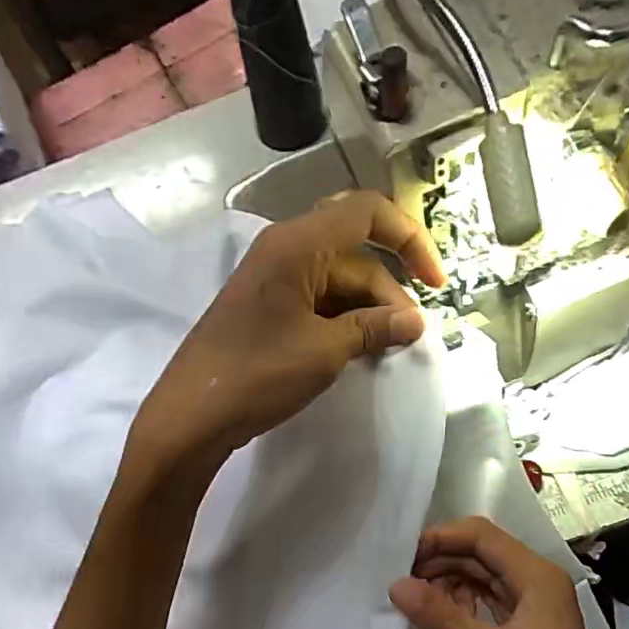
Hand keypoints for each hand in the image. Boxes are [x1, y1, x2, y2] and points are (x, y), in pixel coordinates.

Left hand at [128, 190, 446, 468]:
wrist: (192, 414)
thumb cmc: (258, 374)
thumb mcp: (325, 351)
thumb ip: (373, 328)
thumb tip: (415, 322)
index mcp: (298, 244)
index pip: (367, 214)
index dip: (410, 240)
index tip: (435, 283)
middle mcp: (285, 251)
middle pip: (354, 254)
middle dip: (388, 291)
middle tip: (408, 336)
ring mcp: (272, 280)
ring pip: (337, 281)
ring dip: (367, 310)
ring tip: (387, 348)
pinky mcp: (266, 309)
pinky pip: (316, 301)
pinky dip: (343, 320)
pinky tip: (358, 349)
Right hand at [388, 517, 628, 628]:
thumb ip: (442, 618)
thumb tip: (396, 586)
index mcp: (536, 576)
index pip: (481, 536)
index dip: (440, 539)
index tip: (403, 559)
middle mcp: (537, 578)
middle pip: (481, 550)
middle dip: (440, 559)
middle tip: (402, 581)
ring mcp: (534, 599)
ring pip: (483, 572)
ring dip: (449, 579)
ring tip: (415, 598)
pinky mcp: (529, 620)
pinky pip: (490, 595)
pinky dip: (463, 599)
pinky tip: (440, 614)